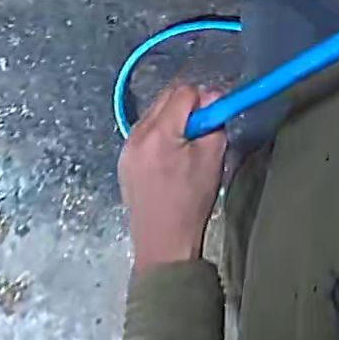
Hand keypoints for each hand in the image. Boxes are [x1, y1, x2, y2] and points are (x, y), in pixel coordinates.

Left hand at [118, 83, 227, 271]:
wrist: (163, 246)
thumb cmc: (192, 201)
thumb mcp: (213, 156)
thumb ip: (214, 121)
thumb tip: (213, 100)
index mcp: (159, 134)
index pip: (184, 93)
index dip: (204, 99)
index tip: (214, 115)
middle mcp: (136, 135)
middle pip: (166, 96)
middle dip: (188, 104)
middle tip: (204, 124)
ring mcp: (126, 147)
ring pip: (155, 110)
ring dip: (174, 115)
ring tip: (187, 141)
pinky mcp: (123, 159)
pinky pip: (145, 129)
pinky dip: (162, 130)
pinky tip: (171, 152)